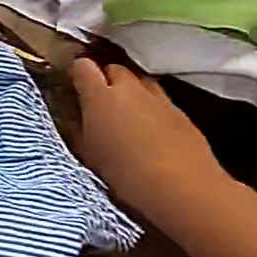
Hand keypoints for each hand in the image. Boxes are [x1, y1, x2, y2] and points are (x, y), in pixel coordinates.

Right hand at [68, 58, 232, 217]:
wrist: (184, 189)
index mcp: (101, 97)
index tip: (72, 87)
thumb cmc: (127, 175)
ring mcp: (159, 98)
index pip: (82, 66)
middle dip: (104, 80)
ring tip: (124, 115)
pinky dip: (149, 107)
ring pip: (139, 82)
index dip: (76, 73)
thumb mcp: (89, 153)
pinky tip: (149, 129)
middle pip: (113, 69)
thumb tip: (73, 114)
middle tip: (97, 103)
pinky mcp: (181, 112)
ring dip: (129, 92)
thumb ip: (78, 127)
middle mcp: (131, 89)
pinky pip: (158, 99)